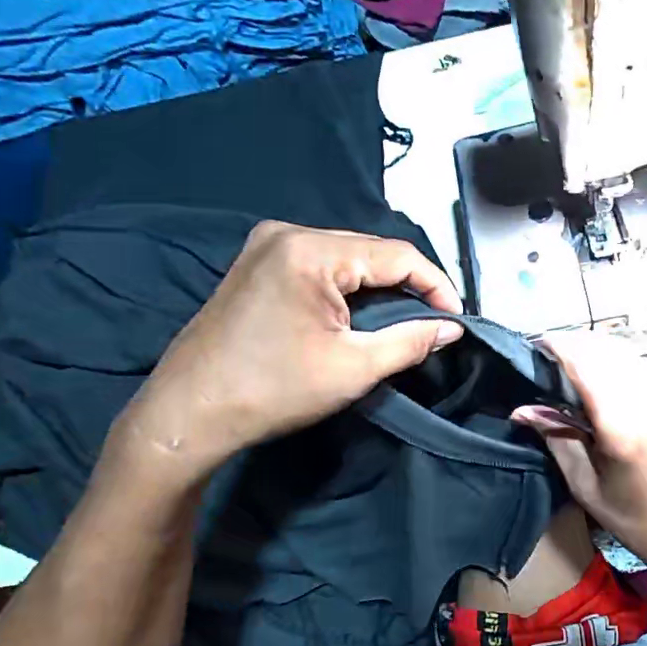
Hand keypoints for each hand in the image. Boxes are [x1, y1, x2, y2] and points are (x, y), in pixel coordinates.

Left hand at [119, 221, 464, 470]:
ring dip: (378, 288)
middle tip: (433, 323)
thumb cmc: (273, 391)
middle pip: (370, 251)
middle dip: (407, 286)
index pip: (396, 254)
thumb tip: (452, 327)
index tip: (457, 320)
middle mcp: (287, 232)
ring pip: (346, 258)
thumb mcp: (353, 368)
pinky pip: (319, 266)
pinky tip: (359, 315)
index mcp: (310, 249)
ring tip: (403, 322)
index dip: (436, 285)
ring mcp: (266, 246)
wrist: (189, 412)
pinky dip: (348, 289)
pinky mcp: (257, 265)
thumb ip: (410, 341)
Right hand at [510, 331, 646, 576]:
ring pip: (631, 353)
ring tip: (579, 360)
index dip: (560, 347)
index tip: (539, 344)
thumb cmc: (635, 519)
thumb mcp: (586, 486)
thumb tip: (522, 410)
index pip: (587, 365)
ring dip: (601, 350)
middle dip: (578, 344)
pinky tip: (613, 376)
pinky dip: (626, 362)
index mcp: (624, 429)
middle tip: (553, 351)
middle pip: (608, 351)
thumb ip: (557, 439)